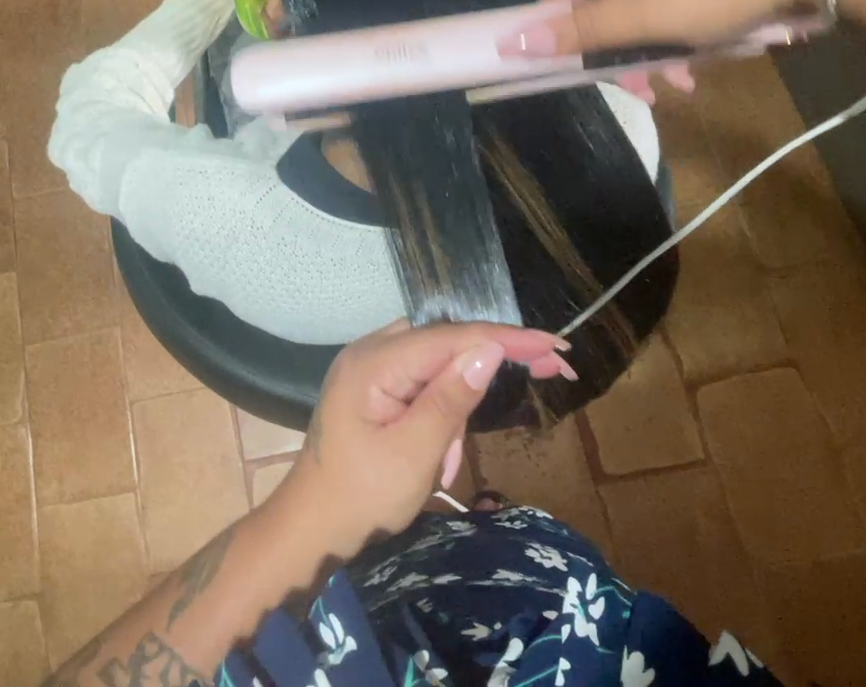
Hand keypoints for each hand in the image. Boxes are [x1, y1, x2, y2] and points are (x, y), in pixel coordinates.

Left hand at [266, 320, 574, 558]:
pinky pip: (421, 388)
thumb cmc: (361, 497)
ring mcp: (369, 371)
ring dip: (456, 410)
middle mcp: (369, 354)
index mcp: (374, 362)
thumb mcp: (414, 453)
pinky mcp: (373, 391)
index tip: (554, 346)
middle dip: (489, 366)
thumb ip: (451, 399)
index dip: (505, 338)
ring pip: (436, 369)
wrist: (311, 530)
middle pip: (445, 345)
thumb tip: (490, 350)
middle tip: (553, 372)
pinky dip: (439, 419)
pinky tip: (436, 459)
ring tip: (443, 464)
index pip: (451, 337)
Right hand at [506, 0, 858, 55]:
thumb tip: (508, 45)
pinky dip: (683, 29)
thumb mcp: (641, 17)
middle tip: (643, 91)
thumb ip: (575, 33)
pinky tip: (706, 55)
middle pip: (601, 4)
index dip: (559, 40)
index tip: (577, 78)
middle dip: (618, 53)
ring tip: (683, 82)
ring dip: (654, 50)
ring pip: (642, 6)